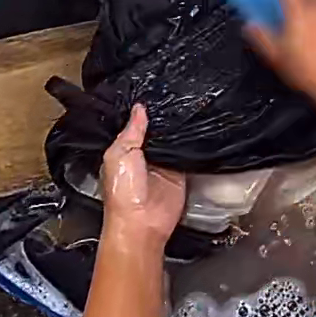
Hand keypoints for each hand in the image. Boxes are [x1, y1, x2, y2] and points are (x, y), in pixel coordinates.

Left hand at [100, 104, 186, 249]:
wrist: (141, 222)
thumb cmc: (122, 193)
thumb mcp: (121, 154)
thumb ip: (132, 130)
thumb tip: (139, 108)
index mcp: (125, 149)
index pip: (136, 124)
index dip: (143, 112)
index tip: (154, 93)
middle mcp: (144, 155)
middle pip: (157, 130)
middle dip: (163, 119)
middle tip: (174, 99)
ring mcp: (162, 164)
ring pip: (172, 140)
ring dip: (177, 131)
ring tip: (186, 109)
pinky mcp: (179, 173)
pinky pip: (186, 155)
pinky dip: (189, 146)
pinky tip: (195, 130)